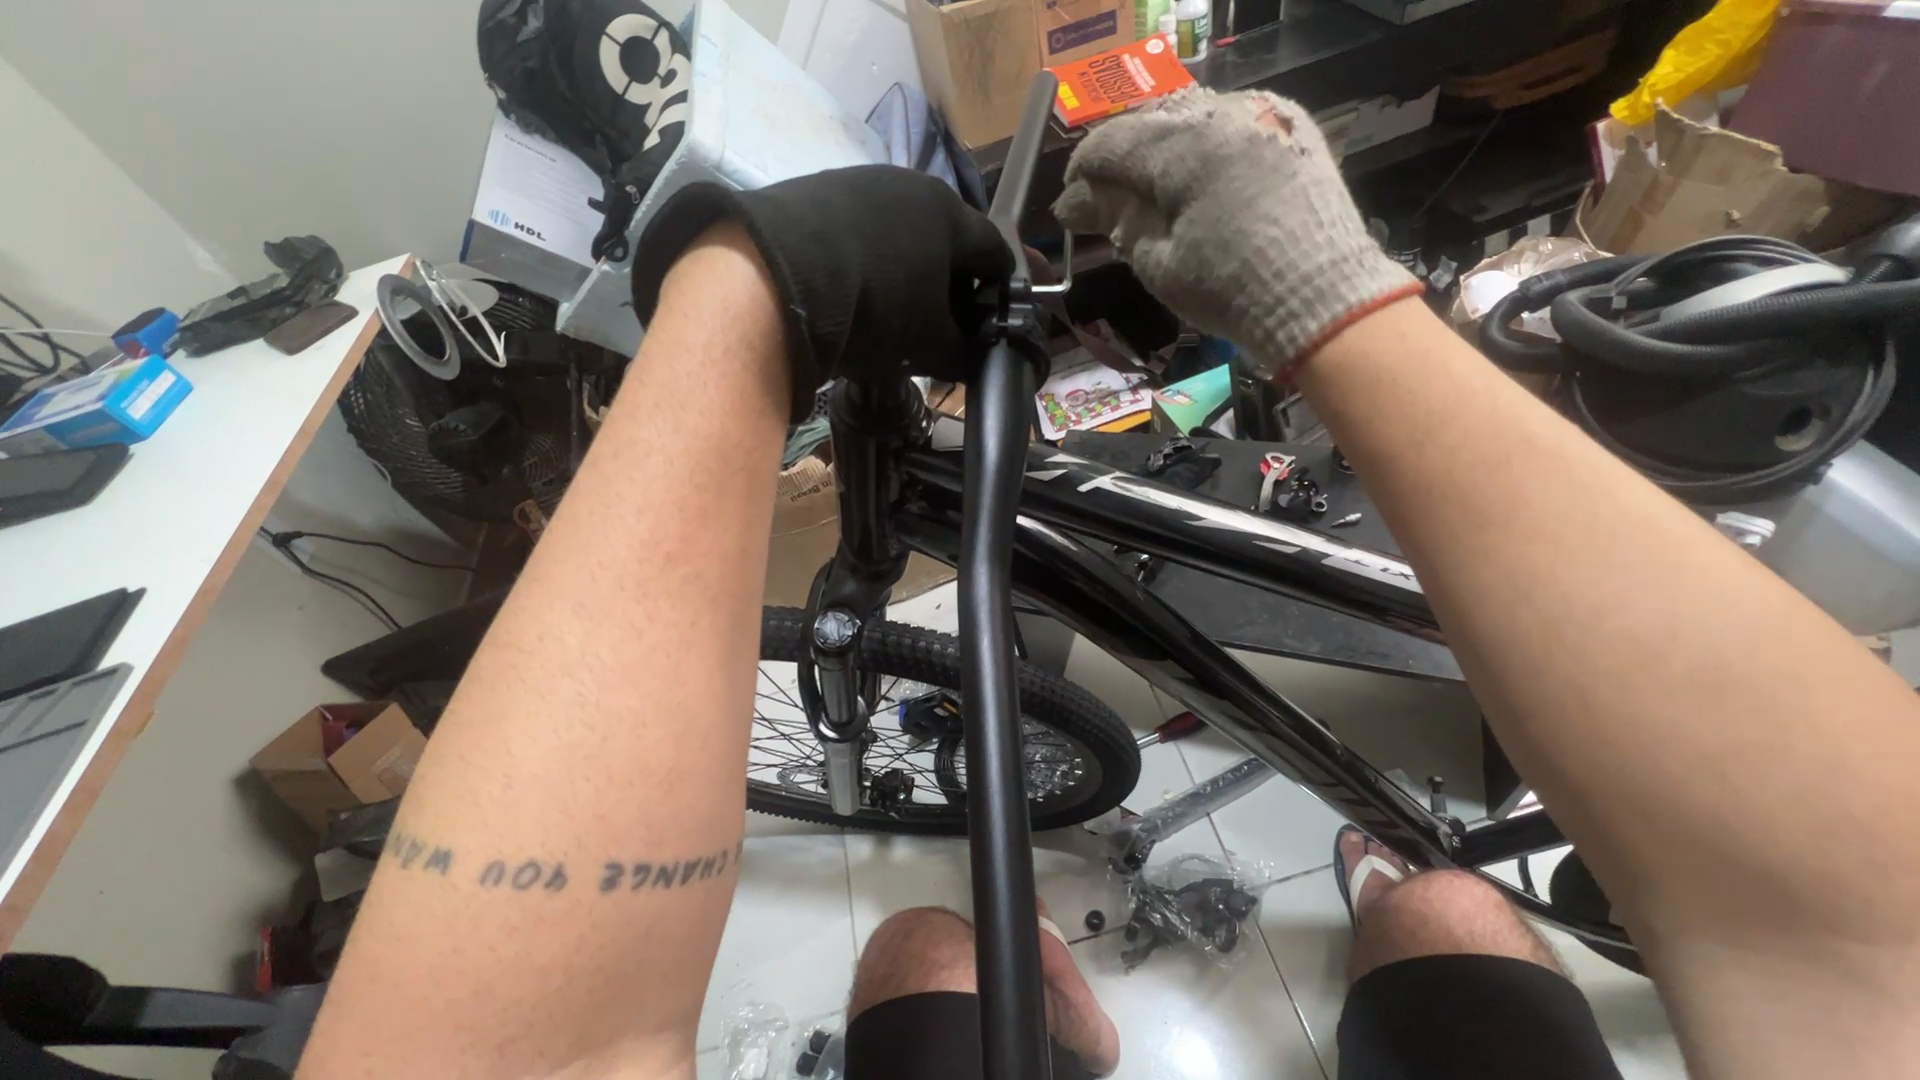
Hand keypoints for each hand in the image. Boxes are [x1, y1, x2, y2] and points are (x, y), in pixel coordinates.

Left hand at [631, 166, 1011, 420]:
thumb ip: (962, 352)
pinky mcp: (812, 193)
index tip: (994, 317)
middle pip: (945, 237)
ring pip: (898, 231)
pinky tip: (847, 292)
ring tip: (890, 309)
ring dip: (904, 268)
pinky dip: (864, 260)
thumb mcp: (927, 343)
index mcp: (949, 214)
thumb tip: (976, 360)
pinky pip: (855, 231)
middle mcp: (909, 185)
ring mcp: (857, 184)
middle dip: (950, 280)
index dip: (1000, 289)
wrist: (774, 280)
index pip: (994, 250)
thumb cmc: (875, 309)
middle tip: (941, 320)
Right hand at [1053, 89, 1419, 380]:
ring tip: (1144, 192)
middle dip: (1118, 164)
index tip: (1067, 207)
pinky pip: (1228, 125)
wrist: (1322, 302)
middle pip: (1149, 125)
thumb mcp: (1159, 262)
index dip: (1082, 174)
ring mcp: (1262, 116)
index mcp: (1185, 146)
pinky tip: (1190, 179)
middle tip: (1099, 202)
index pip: (1113, 145)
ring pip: (1189, 120)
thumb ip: (1116, 219)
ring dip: (1158, 152)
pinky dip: (1199, 148)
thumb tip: (1075, 203)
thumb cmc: (1230, 291)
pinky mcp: (1289, 130)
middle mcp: (1223, 114)